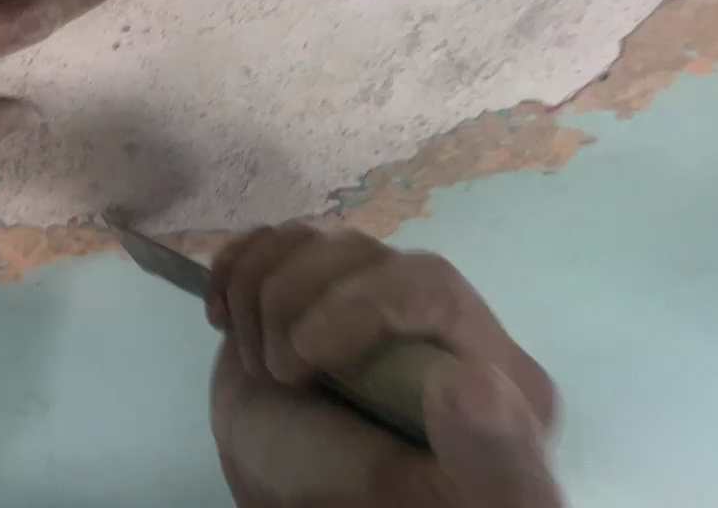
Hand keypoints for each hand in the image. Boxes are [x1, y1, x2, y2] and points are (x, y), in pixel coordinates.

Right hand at [207, 225, 560, 506]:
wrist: (283, 498)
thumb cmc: (363, 505)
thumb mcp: (444, 504)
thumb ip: (493, 463)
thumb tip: (477, 383)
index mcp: (485, 360)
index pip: (428, 284)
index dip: (357, 304)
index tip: (304, 355)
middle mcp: (423, 311)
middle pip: (354, 251)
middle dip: (292, 304)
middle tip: (275, 372)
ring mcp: (354, 292)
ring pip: (301, 238)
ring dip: (254, 295)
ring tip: (258, 363)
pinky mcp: (297, 284)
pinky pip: (261, 240)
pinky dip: (228, 271)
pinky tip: (224, 321)